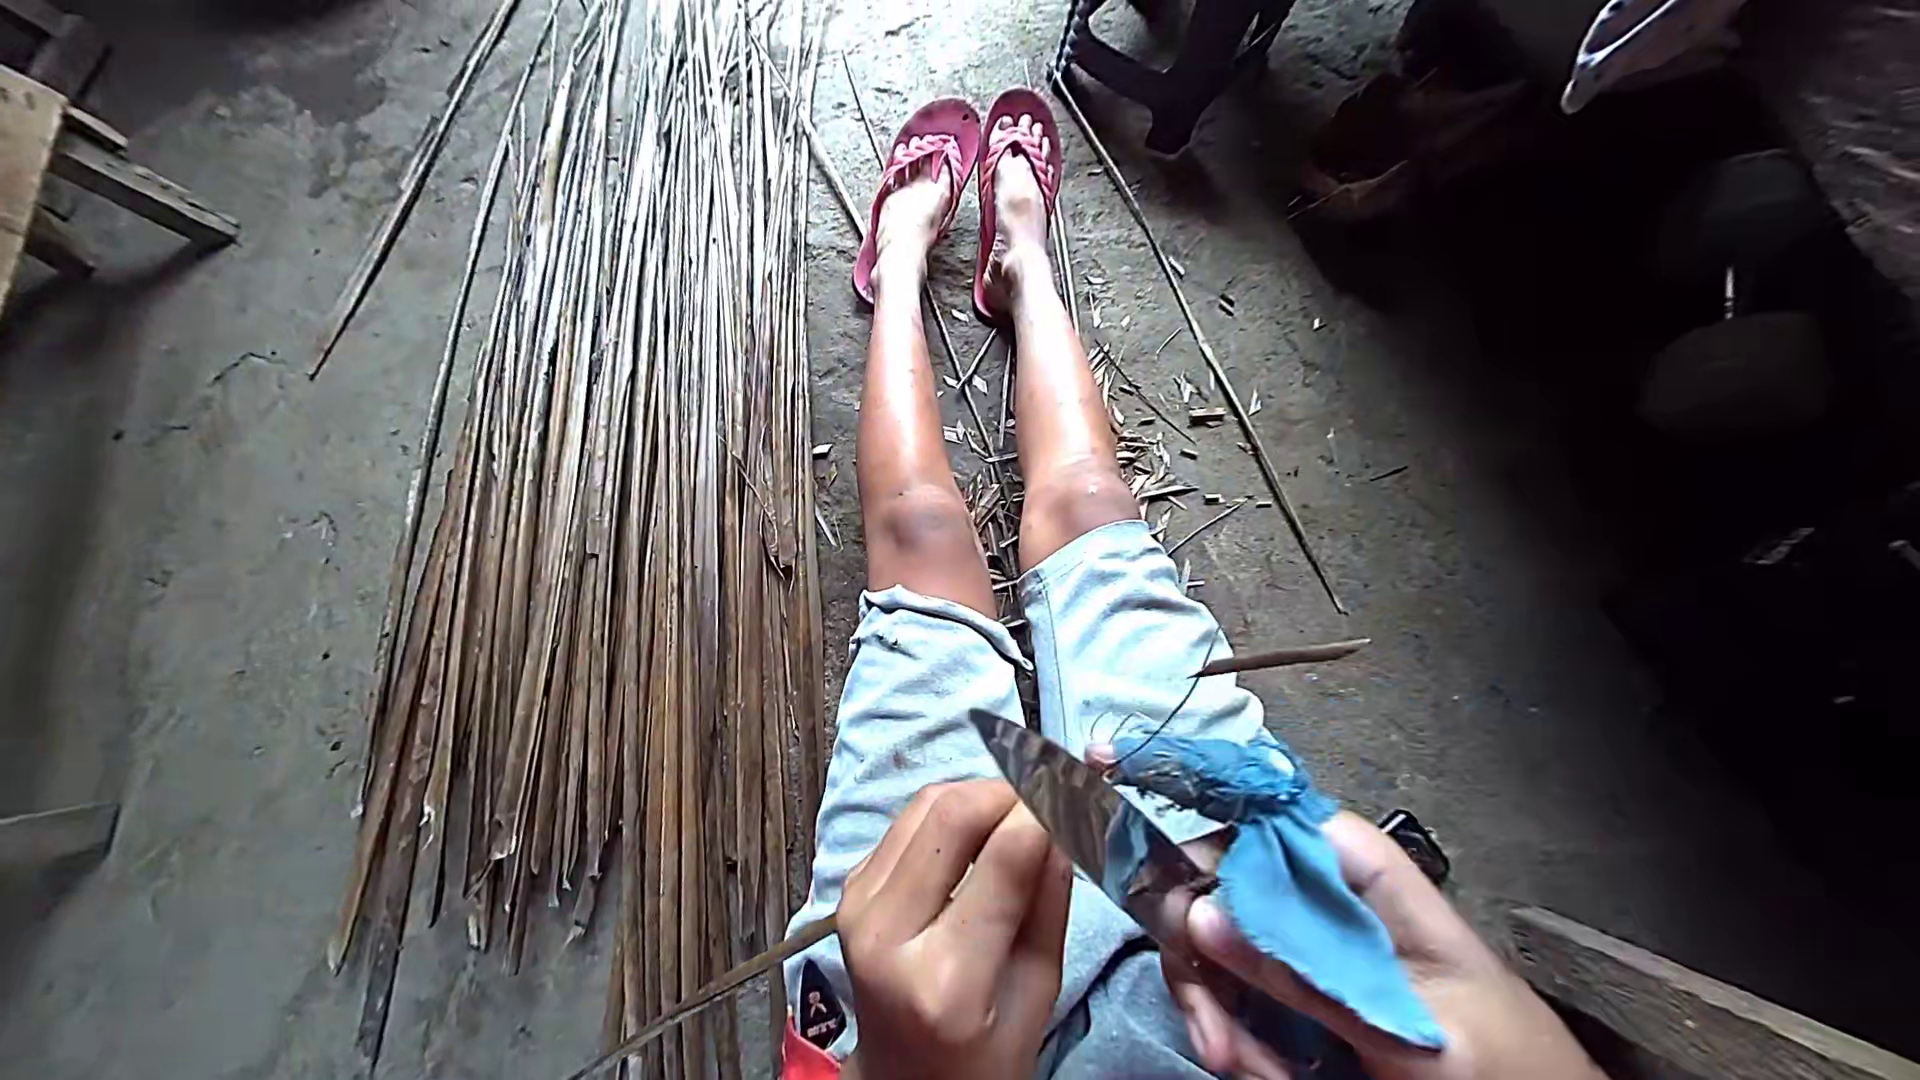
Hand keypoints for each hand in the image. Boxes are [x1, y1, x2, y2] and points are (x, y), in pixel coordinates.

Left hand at [837, 780, 1072, 1079]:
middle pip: (952, 813)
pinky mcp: (849, 884)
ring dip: (976, 795)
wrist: (898, 1079)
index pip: (1002, 860)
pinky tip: (971, 834)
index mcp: (945, 981)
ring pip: (926, 802)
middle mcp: (887, 931)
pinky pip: (907, 818)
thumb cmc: (981, 1054)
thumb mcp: (1037, 993)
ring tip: (1008, 817)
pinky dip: (947, 810)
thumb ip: (1050, 902)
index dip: (1039, 815)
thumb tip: (1058, 820)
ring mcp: (858, 903)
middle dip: (1004, 792)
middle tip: (1037, 802)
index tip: (1064, 799)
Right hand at [1159, 811, 1605, 1079]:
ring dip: (1210, 1001)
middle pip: (1216, 878)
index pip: (1260, 819)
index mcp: (1353, 867)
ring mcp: (1294, 935)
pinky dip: (1224, 1027)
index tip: (1179, 904)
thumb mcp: (1410, 1029)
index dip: (1208, 847)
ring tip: (1232, 1059)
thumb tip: (1199, 915)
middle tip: (1210, 1027)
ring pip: (1208, 934)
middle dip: (1200, 950)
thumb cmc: (1504, 1070)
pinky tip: (1244, 1063)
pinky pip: (1224, 983)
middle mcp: (1312, 887)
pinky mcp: (1283, 980)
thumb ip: (1305, 971)